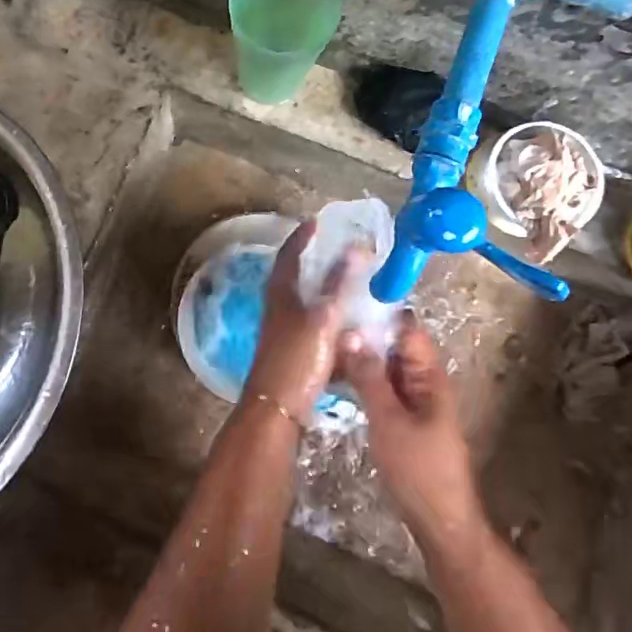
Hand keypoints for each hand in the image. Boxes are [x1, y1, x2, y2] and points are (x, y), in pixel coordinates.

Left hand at [243, 220, 362, 415]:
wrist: (276, 408)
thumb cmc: (296, 359)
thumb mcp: (321, 319)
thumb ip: (338, 286)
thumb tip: (355, 249)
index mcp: (280, 293)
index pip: (289, 254)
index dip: (301, 237)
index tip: (316, 222)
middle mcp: (279, 307)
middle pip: (296, 276)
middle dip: (316, 262)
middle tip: (340, 251)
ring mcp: (286, 331)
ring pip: (308, 303)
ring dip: (327, 292)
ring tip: (353, 285)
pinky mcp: (296, 352)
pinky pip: (317, 327)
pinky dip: (333, 321)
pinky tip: (352, 327)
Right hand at [342, 320, 483, 551]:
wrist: (440, 524)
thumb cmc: (418, 470)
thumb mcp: (388, 420)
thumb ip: (369, 377)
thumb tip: (350, 333)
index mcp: (429, 376)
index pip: (406, 328)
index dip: (379, 311)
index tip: (344, 298)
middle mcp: (424, 381)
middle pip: (394, 345)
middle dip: (364, 332)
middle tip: (324, 322)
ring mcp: (414, 400)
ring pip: (386, 366)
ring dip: (361, 356)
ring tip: (323, 343)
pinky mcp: (403, 418)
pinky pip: (383, 386)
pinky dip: (363, 378)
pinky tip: (336, 375)